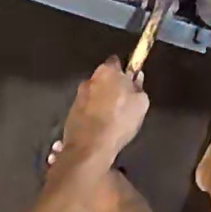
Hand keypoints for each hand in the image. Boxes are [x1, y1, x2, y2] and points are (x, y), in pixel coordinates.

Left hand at [52, 59, 148, 183]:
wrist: (89, 149)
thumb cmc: (120, 121)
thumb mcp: (141, 103)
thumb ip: (139, 87)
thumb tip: (135, 79)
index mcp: (107, 72)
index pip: (116, 62)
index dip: (125, 71)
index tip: (131, 81)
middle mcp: (89, 81)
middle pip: (103, 79)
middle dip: (112, 86)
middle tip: (124, 100)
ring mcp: (77, 98)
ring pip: (94, 95)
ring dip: (101, 101)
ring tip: (112, 118)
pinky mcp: (69, 115)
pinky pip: (86, 109)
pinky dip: (93, 114)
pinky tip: (101, 127)